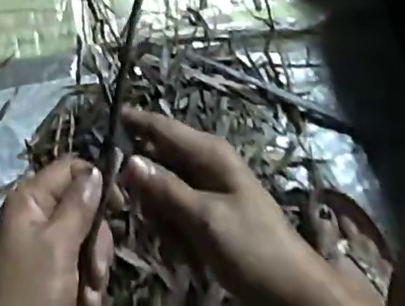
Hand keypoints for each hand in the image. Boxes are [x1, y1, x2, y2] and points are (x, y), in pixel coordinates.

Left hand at [0, 157, 112, 305]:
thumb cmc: (32, 292)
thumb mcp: (57, 246)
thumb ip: (78, 205)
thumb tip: (96, 169)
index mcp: (31, 198)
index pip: (71, 167)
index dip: (97, 180)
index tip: (120, 206)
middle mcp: (38, 216)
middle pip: (84, 206)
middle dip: (97, 240)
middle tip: (95, 269)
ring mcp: (45, 247)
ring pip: (88, 240)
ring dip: (95, 268)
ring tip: (88, 295)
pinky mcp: (53, 274)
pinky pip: (82, 267)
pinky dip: (88, 286)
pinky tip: (85, 303)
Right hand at [119, 108, 362, 305]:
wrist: (293, 290)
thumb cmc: (252, 246)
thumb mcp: (205, 218)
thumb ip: (166, 189)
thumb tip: (129, 159)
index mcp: (210, 153)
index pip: (165, 127)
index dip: (138, 121)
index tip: (111, 116)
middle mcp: (208, 163)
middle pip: (162, 158)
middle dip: (145, 180)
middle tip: (127, 200)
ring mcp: (211, 188)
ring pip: (167, 187)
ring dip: (159, 212)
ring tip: (166, 239)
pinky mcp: (212, 213)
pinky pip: (179, 209)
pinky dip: (173, 227)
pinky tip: (179, 251)